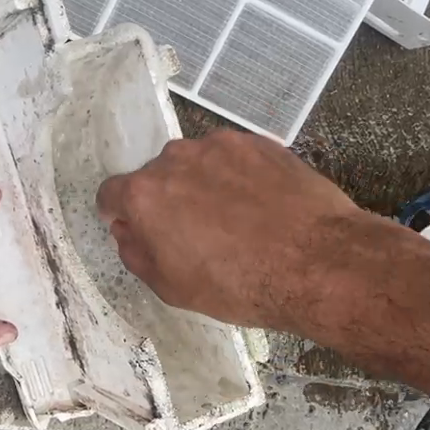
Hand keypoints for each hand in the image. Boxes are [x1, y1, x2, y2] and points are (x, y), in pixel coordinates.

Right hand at [95, 130, 409, 337]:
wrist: (319, 264)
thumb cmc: (237, 284)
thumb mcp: (169, 287)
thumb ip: (135, 253)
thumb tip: (127, 231)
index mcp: (143, 194)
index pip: (110, 194)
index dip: (121, 216)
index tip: (142, 232)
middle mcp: (174, 159)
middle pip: (155, 176)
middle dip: (166, 200)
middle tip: (196, 233)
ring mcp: (218, 145)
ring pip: (195, 163)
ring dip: (202, 184)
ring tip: (236, 219)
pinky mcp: (258, 142)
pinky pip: (233, 158)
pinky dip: (238, 176)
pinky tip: (262, 206)